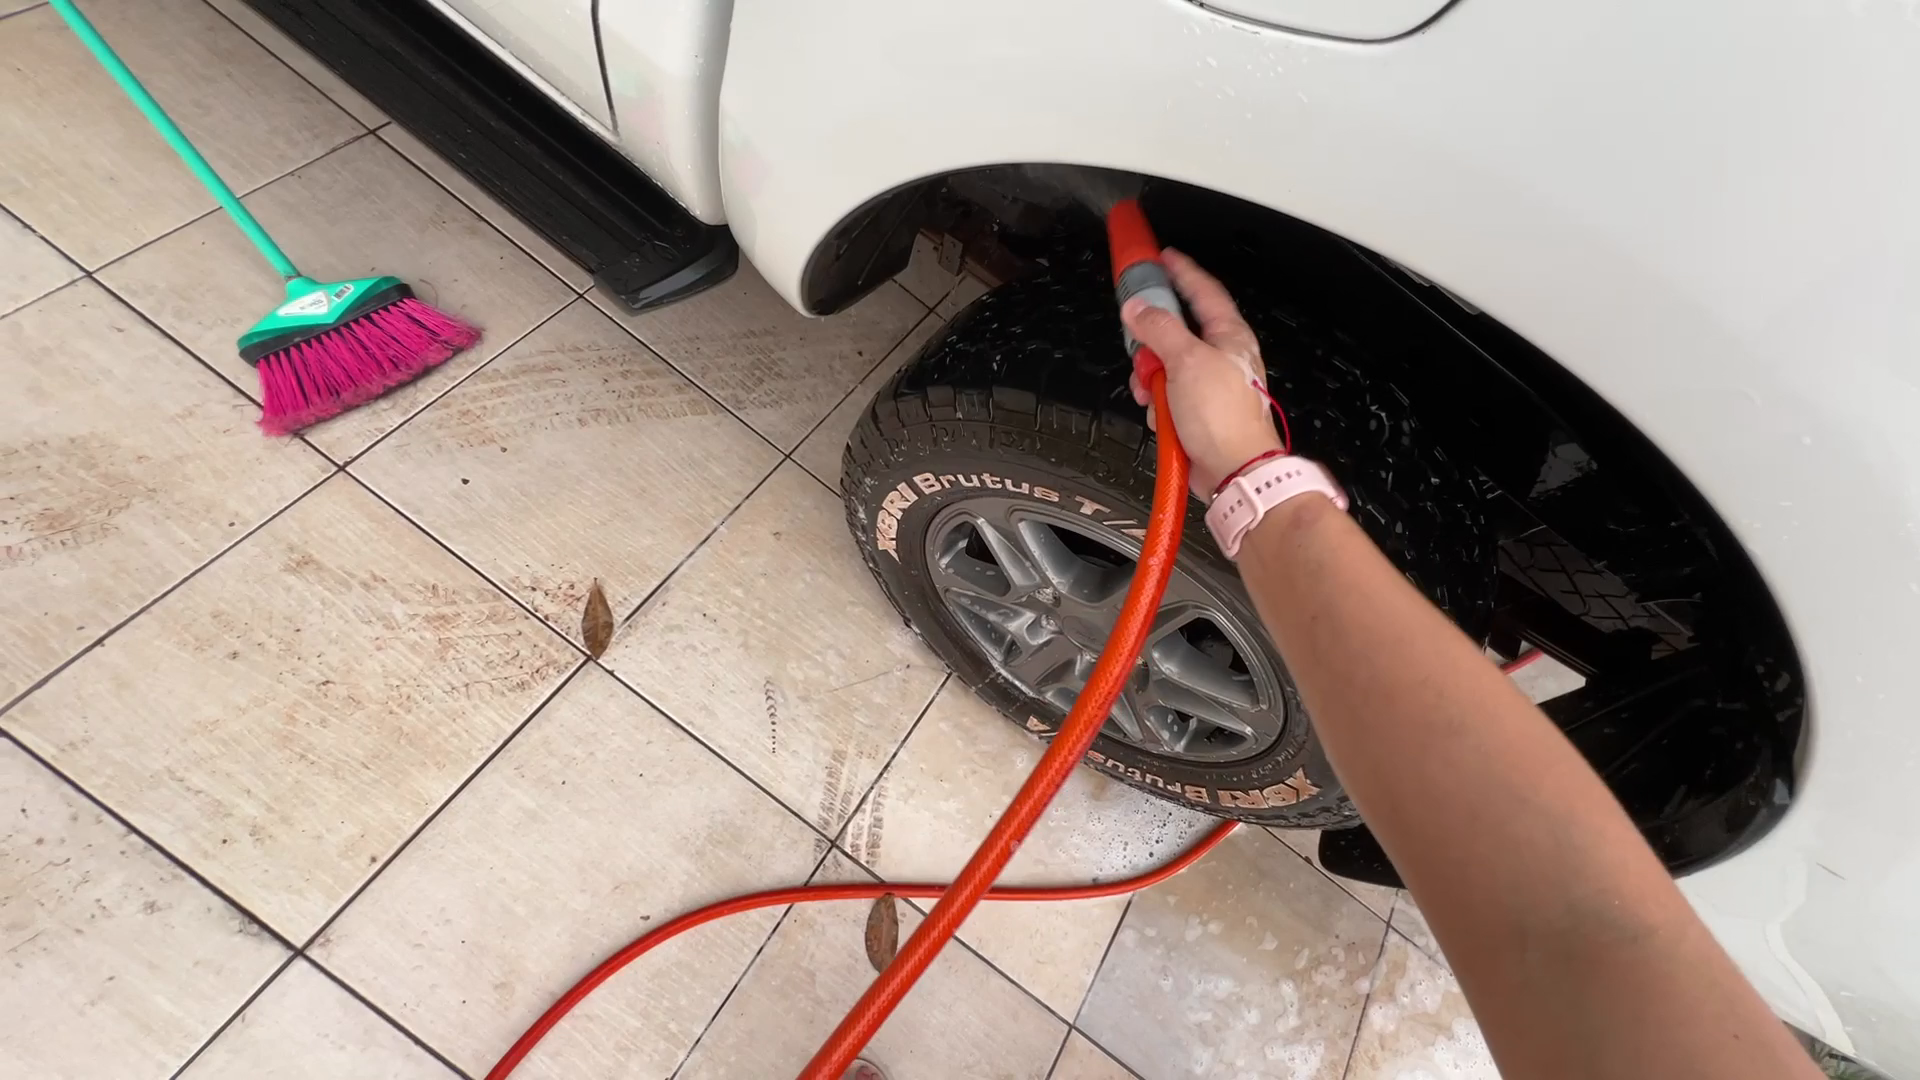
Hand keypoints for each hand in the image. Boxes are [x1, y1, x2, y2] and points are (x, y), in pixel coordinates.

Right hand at [1122, 248, 1283, 499]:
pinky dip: (1158, 404)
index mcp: (1228, 335)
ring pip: (1165, 367)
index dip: (1180, 272)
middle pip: (1175, 332)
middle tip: (1138, 345)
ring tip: (1153, 394)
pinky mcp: (1195, 412)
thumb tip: (1138, 309)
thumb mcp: (1185, 362)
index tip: (1161, 258)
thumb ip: (1159, 330)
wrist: (1232, 469)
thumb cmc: (1223, 417)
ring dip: (1151, 380)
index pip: (1202, 291)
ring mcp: (1208, 385)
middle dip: (1151, 342)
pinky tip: (1162, 415)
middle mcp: (1221, 357)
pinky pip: (1165, 397)